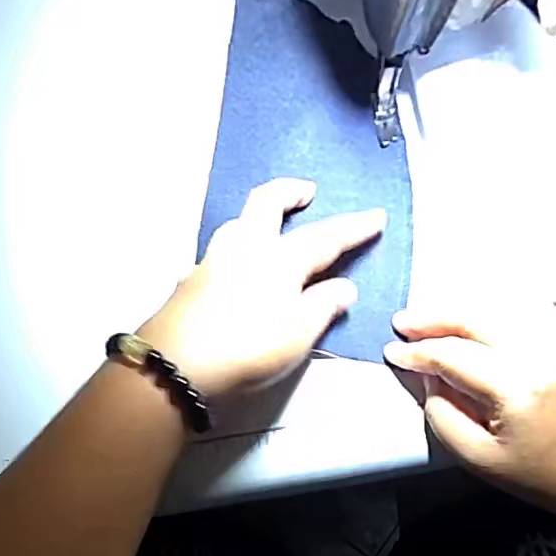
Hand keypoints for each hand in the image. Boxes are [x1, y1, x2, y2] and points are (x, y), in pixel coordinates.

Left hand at [137, 178, 385, 397]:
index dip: (353, 228)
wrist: (179, 364)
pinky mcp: (191, 282)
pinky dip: (235, 252)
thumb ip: (323, 306)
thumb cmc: (249, 346)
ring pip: (237, 224)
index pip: (324, 237)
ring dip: (257, 217)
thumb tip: (344, 287)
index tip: (376, 216)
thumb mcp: (299, 332)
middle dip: (290, 191)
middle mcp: (244, 248)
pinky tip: (234, 271)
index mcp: (279, 258)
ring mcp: (212, 262)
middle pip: (267, 203)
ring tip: (269, 228)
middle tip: (307, 191)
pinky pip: (219, 254)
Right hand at [383, 300, 555, 531]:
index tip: (392, 352)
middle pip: (478, 318)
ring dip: (469, 309)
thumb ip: (443, 415)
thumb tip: (432, 377)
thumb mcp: (479, 459)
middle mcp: (546, 351)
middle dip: (435, 319)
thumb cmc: (543, 477)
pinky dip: (520, 301)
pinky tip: (501, 310)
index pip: (453, 355)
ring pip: (507, 305)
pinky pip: (548, 303)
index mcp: (518, 386)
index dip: (418, 353)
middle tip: (404, 323)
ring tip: (440, 319)